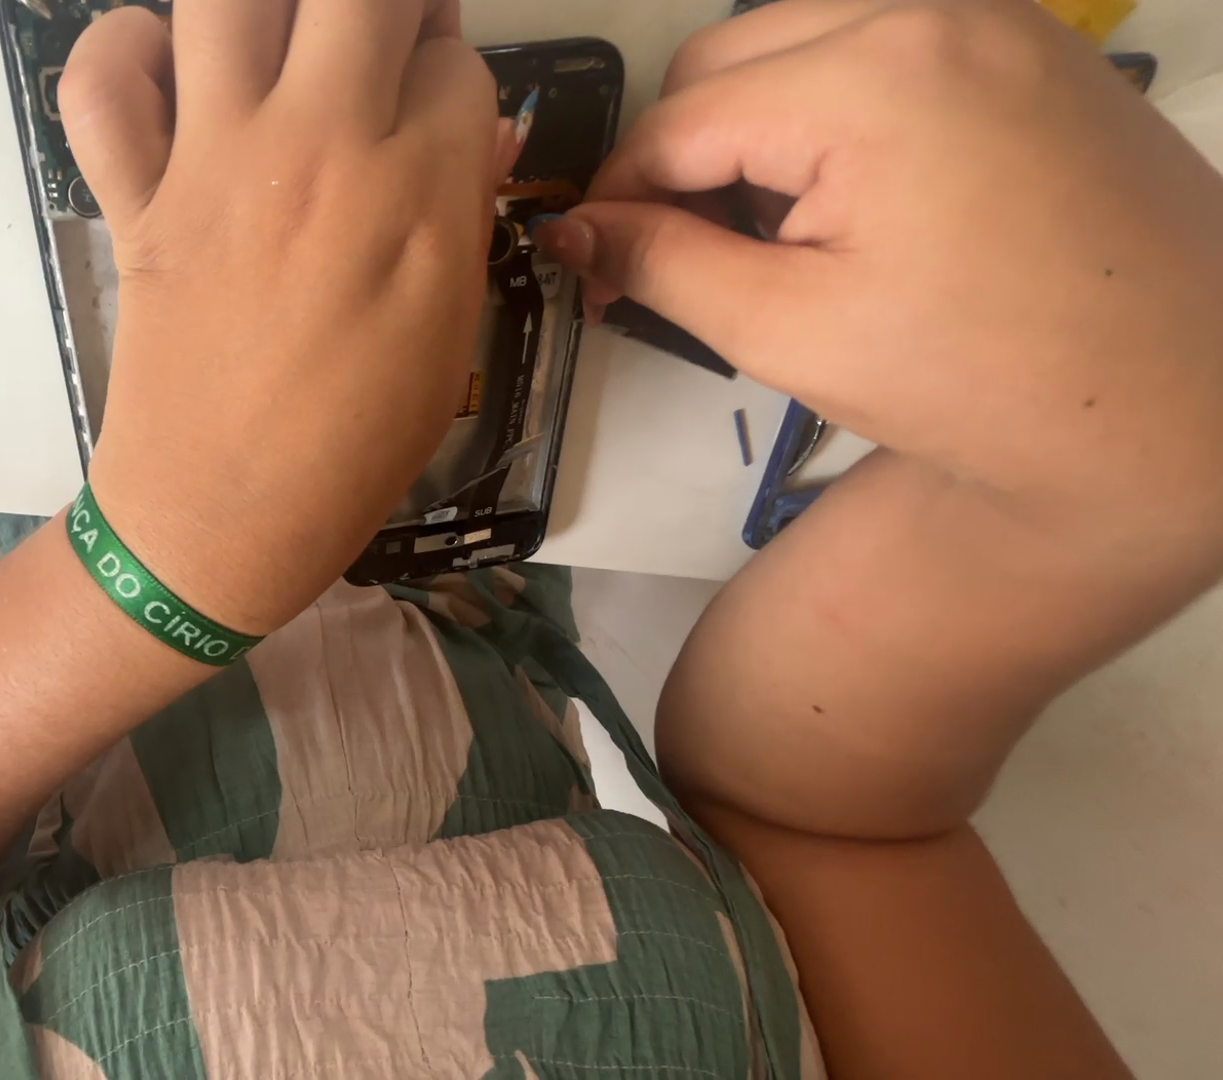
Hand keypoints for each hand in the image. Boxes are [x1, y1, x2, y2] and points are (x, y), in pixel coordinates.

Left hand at [56, 0, 499, 633]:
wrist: (220, 519)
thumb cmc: (350, 455)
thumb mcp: (445, 344)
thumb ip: (456, 224)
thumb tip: (454, 140)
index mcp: (416, 200)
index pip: (454, 67)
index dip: (446, 86)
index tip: (428, 126)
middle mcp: (317, 153)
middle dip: (385, 4)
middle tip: (376, 50)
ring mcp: (212, 171)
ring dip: (272, 4)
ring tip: (285, 47)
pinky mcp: (135, 203)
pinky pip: (100, 82)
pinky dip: (124, 54)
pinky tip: (169, 84)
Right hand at [536, 0, 1222, 539]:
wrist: (1167, 398)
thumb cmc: (959, 372)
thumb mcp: (776, 326)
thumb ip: (657, 261)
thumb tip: (567, 231)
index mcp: (869, 77)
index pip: (674, 124)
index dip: (610, 201)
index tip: (593, 274)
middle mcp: (930, 10)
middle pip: (719, 62)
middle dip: (667, 160)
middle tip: (662, 256)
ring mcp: (986, 21)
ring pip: (784, 48)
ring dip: (730, 137)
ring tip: (740, 236)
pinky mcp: (1016, 51)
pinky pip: (860, 56)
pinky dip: (802, 122)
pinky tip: (817, 203)